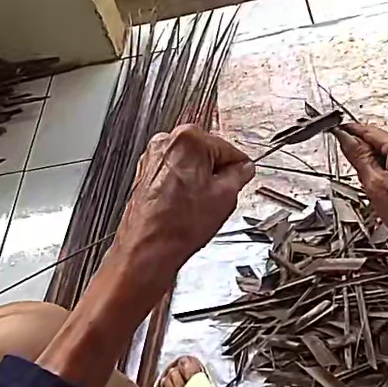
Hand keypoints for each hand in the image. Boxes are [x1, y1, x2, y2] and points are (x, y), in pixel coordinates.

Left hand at [114, 124, 254, 275]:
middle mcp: (167, 142)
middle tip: (220, 197)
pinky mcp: (144, 173)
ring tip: (200, 205)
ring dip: (199, 181)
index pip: (228, 149)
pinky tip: (185, 206)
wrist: (148, 247)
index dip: (238, 168)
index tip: (241, 179)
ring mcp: (152, 157)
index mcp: (189, 139)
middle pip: (207, 153)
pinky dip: (182, 187)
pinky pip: (173, 174)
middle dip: (216, 174)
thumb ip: (240, 175)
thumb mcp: (226, 196)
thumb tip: (243, 169)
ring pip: (189, 164)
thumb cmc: (178, 224)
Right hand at [336, 122, 387, 255]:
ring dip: (380, 165)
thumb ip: (359, 158)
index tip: (340, 131)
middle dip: (366, 153)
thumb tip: (346, 139)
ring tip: (374, 186)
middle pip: (383, 143)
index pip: (370, 132)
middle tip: (353, 167)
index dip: (351, 132)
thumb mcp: (375, 186)